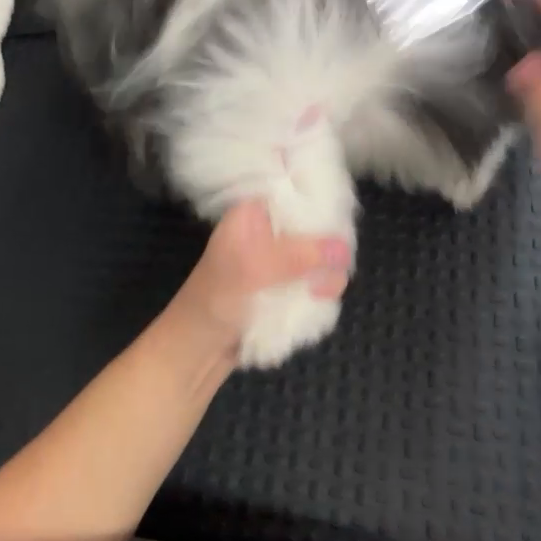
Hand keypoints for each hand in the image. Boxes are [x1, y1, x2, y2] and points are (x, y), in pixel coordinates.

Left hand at [164, 201, 351, 357]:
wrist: (197, 350)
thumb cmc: (214, 303)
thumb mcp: (253, 271)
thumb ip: (297, 255)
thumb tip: (342, 247)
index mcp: (253, 213)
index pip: (295, 190)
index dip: (322, 202)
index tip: (339, 225)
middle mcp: (269, 231)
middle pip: (317, 224)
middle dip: (327, 248)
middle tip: (326, 270)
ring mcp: (280, 260)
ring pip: (322, 256)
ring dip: (326, 274)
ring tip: (319, 294)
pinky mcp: (288, 286)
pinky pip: (318, 280)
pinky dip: (321, 291)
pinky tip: (317, 302)